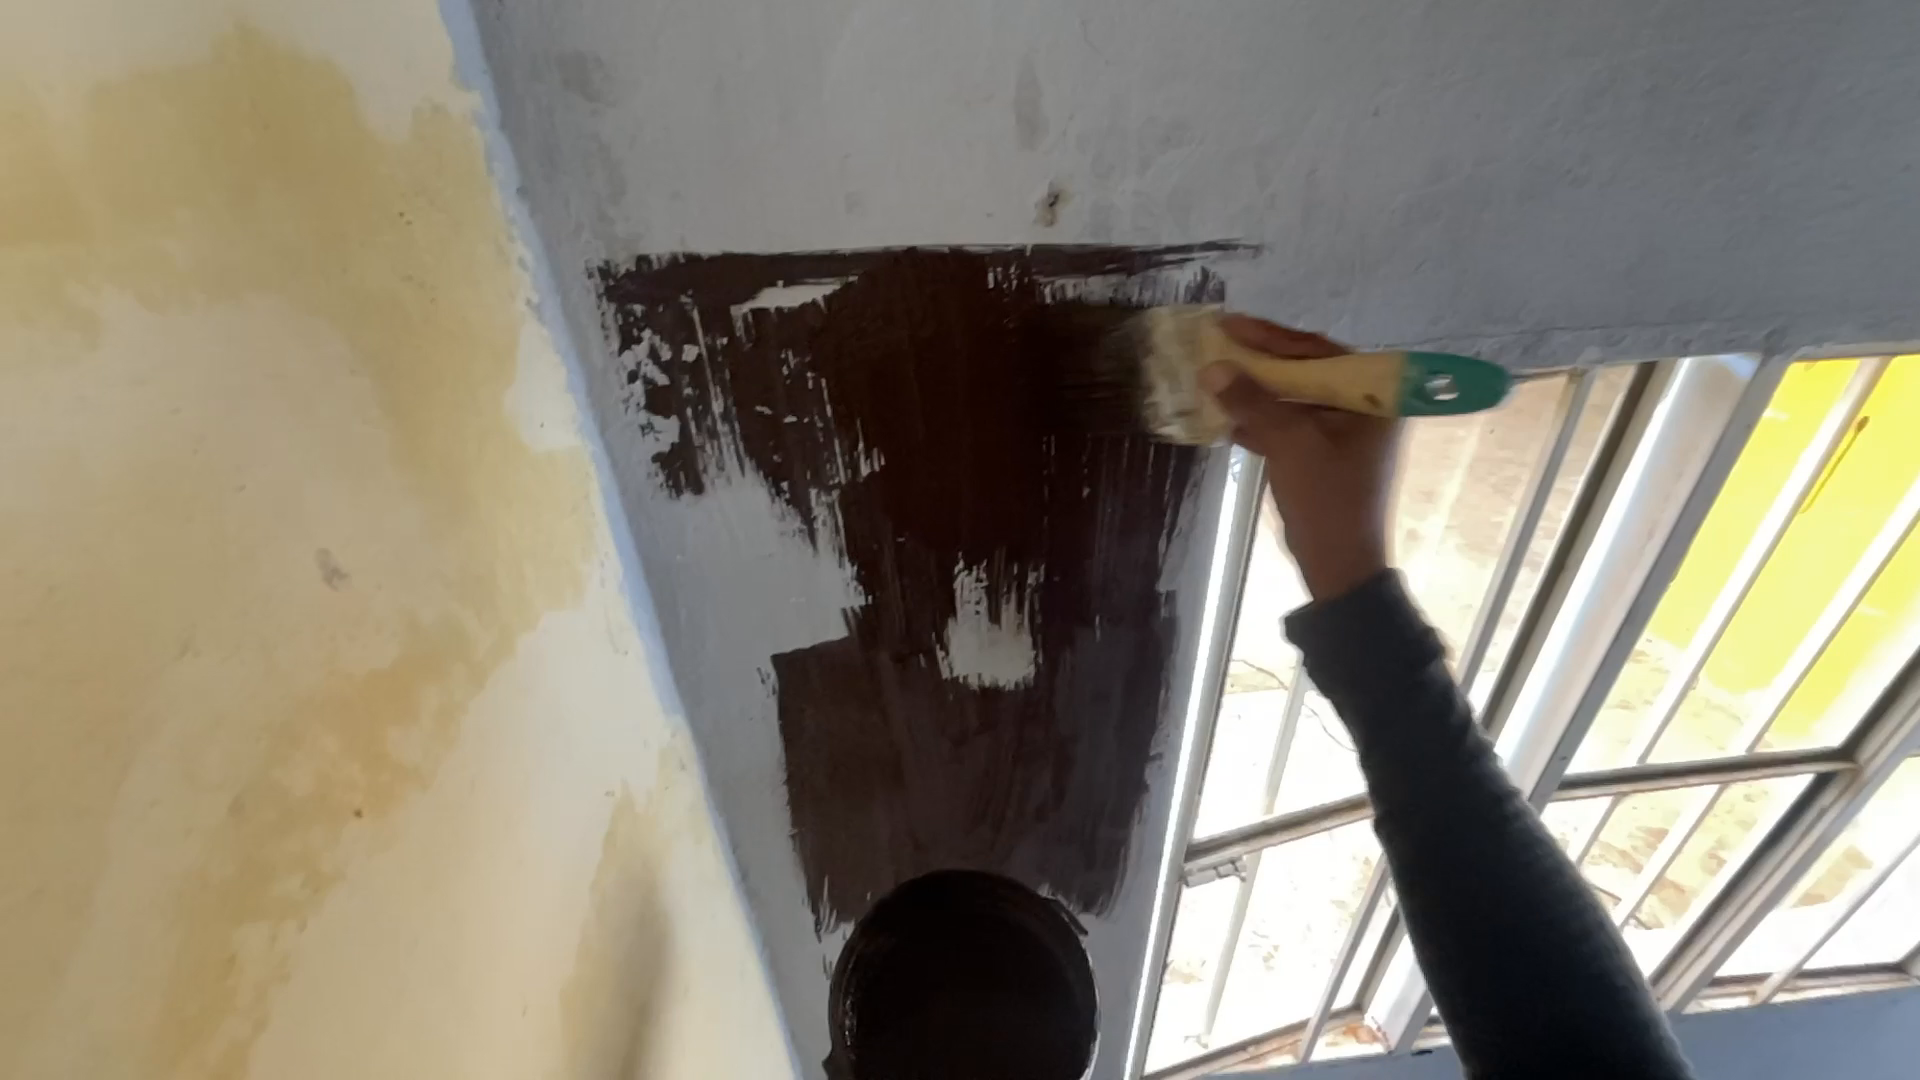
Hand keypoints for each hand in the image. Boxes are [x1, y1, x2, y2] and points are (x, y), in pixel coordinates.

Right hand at [1197, 314, 1398, 600]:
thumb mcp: (1289, 444)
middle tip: (1220, 343)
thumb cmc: (1326, 500)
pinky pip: (1289, 424)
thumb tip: (1212, 369)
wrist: (1338, 563)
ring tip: (1216, 376)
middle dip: (1260, 361)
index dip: (1270, 337)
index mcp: (1374, 397)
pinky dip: (1260, 420)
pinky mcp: (1324, 454)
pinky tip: (1228, 419)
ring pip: (1294, 398)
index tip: (1229, 325)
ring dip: (1256, 390)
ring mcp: (1345, 433)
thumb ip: (1254, 403)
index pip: (1318, 351)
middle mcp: (1365, 407)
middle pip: (1306, 371)